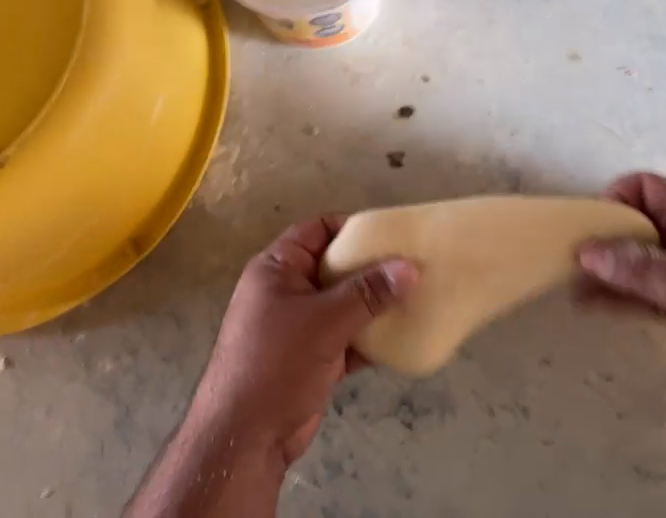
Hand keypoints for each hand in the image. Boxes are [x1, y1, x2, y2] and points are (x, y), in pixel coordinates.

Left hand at [185, 216, 418, 466]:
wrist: (247, 437)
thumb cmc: (276, 362)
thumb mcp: (324, 321)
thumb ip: (368, 293)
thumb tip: (410, 267)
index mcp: (277, 267)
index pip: (317, 230)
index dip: (352, 227)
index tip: (391, 233)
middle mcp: (288, 291)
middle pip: (335, 267)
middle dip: (372, 267)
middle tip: (413, 265)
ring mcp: (301, 327)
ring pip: (345, 305)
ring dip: (375, 305)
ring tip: (417, 297)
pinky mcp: (314, 359)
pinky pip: (349, 337)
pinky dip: (371, 337)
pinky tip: (403, 337)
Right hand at [577, 172, 665, 411]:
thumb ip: (642, 271)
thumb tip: (587, 250)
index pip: (649, 189)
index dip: (618, 198)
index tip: (593, 225)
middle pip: (638, 226)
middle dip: (603, 237)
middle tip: (570, 257)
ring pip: (638, 264)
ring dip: (606, 272)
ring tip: (567, 283)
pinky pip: (645, 295)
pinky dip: (619, 297)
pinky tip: (589, 305)